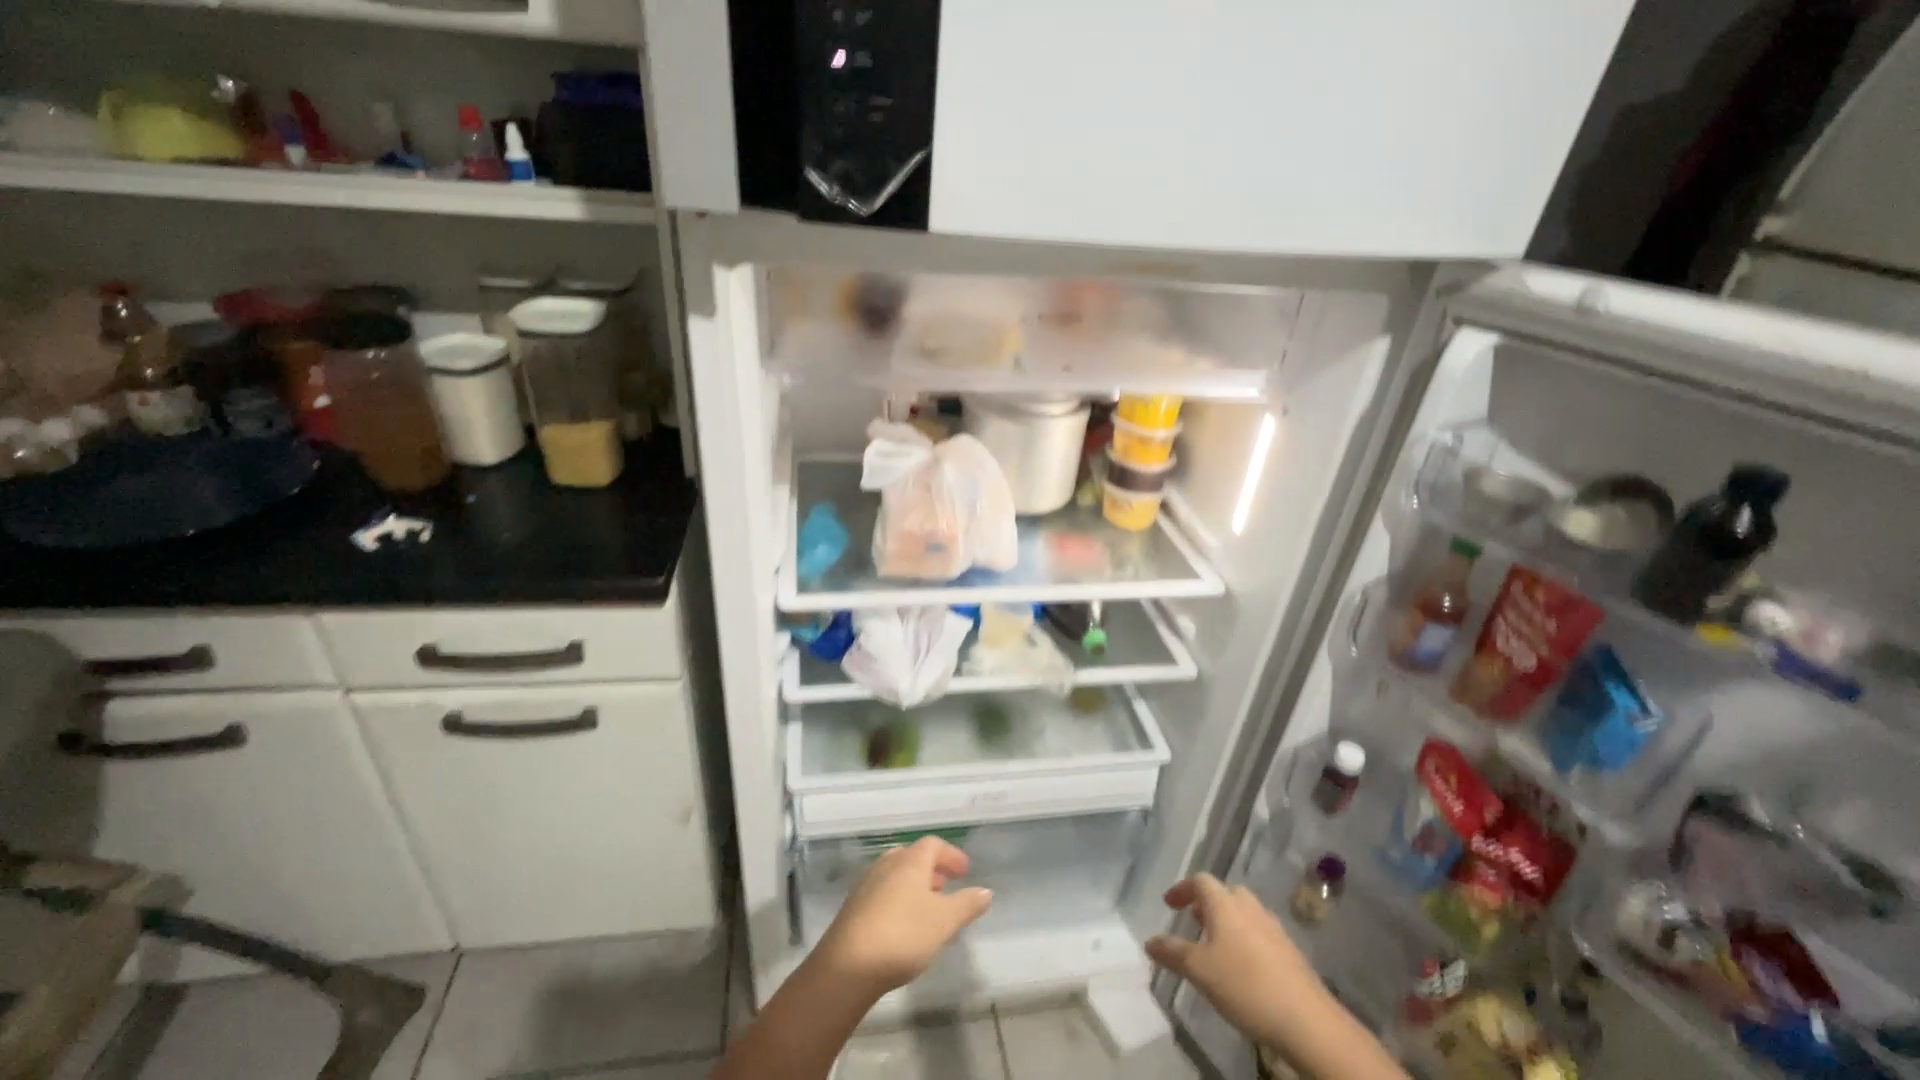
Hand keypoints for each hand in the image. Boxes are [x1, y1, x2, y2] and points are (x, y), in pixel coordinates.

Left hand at [813, 836, 992, 993]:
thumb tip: (986, 891)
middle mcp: (885, 867)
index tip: (965, 872)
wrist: (847, 967)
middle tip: (946, 887)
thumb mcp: (944, 921)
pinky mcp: (853, 910)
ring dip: (914, 886)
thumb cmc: (903, 935)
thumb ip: (967, 904)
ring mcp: (865, 887)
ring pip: (895, 876)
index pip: (932, 845)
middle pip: (911, 857)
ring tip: (929, 910)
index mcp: (909, 863)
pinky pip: (882, 894)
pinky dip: (899, 901)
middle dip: (931, 869)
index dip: (951, 855)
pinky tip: (905, 927)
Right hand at [1144, 874, 1326, 1047]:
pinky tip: (1241, 968)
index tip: (1169, 904)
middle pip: (1226, 893)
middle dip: (1207, 903)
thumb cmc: (1244, 985)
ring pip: (1245, 913)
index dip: (1182, 889)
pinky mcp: (1290, 952)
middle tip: (1193, 922)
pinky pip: (1260, 934)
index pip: (1201, 881)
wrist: (1306, 1019)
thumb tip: (1150, 941)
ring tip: (1214, 947)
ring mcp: (1274, 929)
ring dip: (1227, 921)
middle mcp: (1251, 909)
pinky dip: (1244, 939)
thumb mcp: (1198, 970)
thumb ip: (1172, 952)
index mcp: (1226, 905)